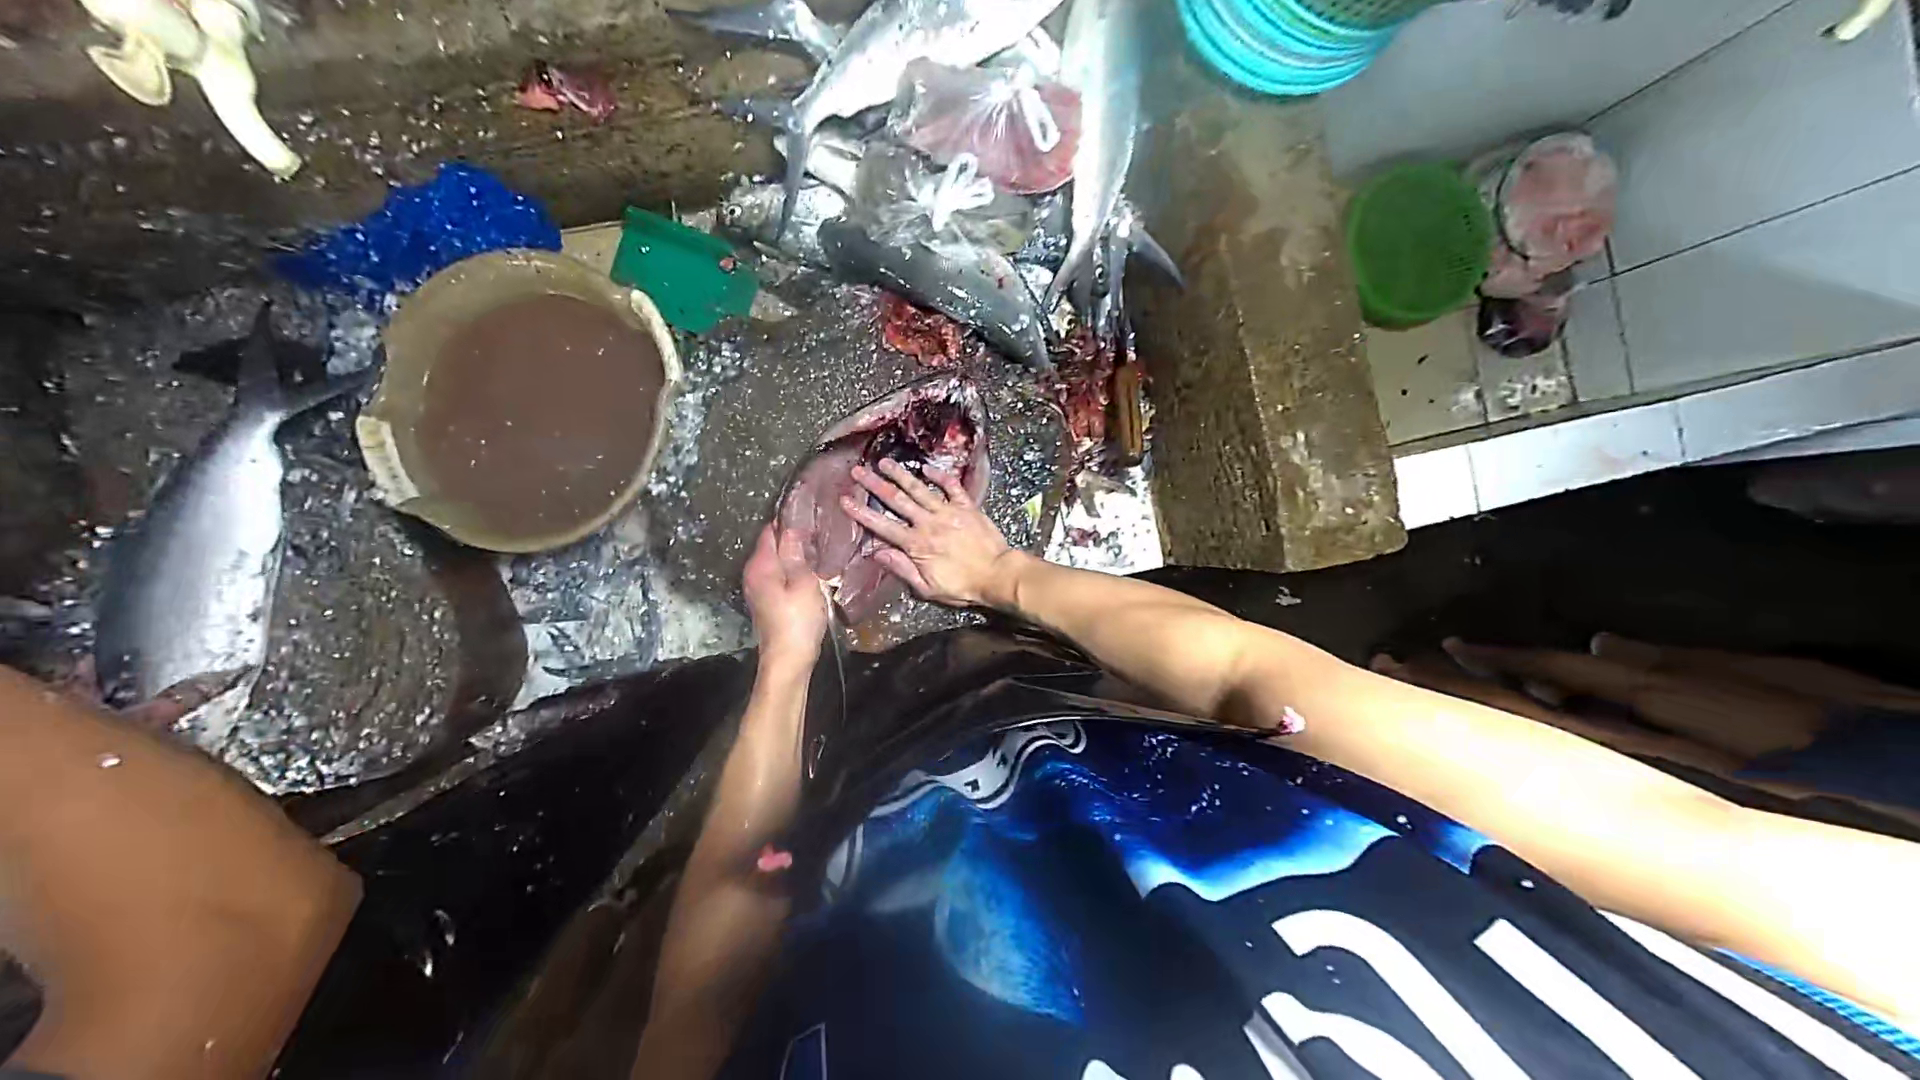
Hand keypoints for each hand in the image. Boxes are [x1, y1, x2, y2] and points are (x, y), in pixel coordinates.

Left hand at [742, 524, 827, 666]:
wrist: (788, 660)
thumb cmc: (798, 621)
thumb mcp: (804, 583)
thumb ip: (796, 554)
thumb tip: (791, 529)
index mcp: (760, 565)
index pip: (770, 531)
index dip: (789, 521)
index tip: (811, 515)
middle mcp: (753, 573)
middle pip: (772, 545)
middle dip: (793, 537)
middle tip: (820, 530)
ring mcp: (758, 588)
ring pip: (777, 561)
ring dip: (794, 554)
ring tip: (819, 548)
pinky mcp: (766, 600)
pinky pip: (779, 575)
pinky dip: (792, 569)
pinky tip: (811, 571)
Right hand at [840, 459, 1021, 607]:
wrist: (998, 575)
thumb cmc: (963, 586)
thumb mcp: (928, 588)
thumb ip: (902, 568)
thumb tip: (878, 553)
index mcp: (916, 544)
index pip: (883, 526)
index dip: (862, 513)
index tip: (845, 500)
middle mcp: (928, 523)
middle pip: (897, 500)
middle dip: (875, 484)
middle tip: (858, 471)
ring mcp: (948, 512)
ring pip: (919, 489)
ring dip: (901, 474)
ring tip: (884, 462)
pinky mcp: (966, 507)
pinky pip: (951, 486)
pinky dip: (939, 475)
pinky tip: (926, 468)